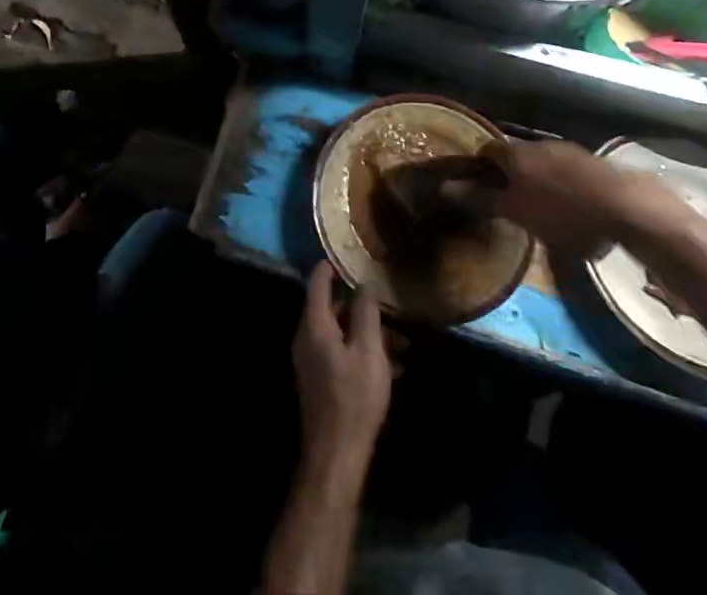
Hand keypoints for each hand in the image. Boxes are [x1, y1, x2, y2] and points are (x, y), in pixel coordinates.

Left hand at [292, 262, 391, 465]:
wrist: (336, 452)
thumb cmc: (355, 397)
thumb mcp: (368, 350)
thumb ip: (365, 313)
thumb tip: (363, 284)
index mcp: (314, 326)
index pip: (317, 284)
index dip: (330, 267)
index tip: (345, 255)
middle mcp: (306, 338)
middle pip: (330, 309)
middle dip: (359, 305)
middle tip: (387, 301)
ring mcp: (310, 360)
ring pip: (339, 333)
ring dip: (366, 332)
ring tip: (401, 340)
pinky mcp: (319, 379)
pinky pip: (339, 352)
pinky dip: (361, 351)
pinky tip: (392, 365)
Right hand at [472, 139, 706, 258]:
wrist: (628, 210)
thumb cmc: (562, 213)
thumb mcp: (516, 212)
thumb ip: (480, 199)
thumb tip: (444, 187)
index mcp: (517, 153)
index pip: (487, 150)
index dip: (477, 166)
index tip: (473, 184)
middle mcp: (541, 145)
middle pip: (516, 156)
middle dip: (508, 174)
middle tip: (504, 199)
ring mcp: (571, 152)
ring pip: (543, 163)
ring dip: (536, 180)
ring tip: (537, 207)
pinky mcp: (596, 164)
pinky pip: (567, 172)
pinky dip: (561, 186)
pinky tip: (569, 209)